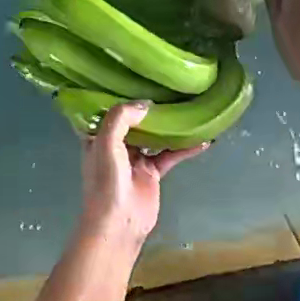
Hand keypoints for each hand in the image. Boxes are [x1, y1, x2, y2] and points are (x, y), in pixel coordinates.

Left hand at [79, 102, 209, 246]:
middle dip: (146, 108)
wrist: (119, 221)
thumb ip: (121, 118)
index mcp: (97, 136)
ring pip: (153, 136)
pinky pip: (170, 155)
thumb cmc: (106, 180)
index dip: (118, 96)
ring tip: (187, 108)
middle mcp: (115, 144)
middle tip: (168, 89)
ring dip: (168, 126)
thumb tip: (146, 104)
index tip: (135, 79)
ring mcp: (134, 158)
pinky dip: (184, 148)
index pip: (106, 110)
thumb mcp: (106, 142)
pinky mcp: (152, 172)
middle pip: (132, 121)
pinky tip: (203, 140)